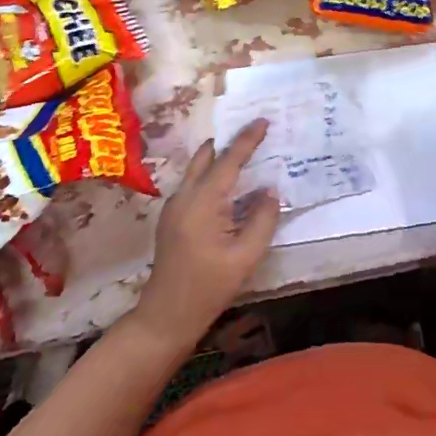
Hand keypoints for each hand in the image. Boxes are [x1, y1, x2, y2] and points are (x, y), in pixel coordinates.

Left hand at [134, 120, 279, 343]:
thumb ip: (262, 220)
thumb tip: (269, 191)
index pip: (229, 161)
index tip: (263, 120)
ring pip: (197, 169)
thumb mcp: (245, 257)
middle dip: (229, 141)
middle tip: (253, 132)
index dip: (247, 139)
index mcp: (203, 202)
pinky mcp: (172, 218)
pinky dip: (211, 174)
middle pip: (206, 156)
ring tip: (244, 153)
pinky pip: (192, 184)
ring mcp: (173, 207)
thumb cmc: (208, 288)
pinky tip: (228, 186)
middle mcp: (184, 196)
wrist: (165, 316)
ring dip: (218, 157)